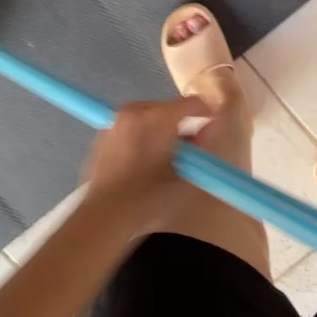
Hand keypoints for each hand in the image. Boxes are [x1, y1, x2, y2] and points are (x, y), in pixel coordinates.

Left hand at [81, 98, 211, 233]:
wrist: (104, 214)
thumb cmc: (149, 197)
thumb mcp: (185, 175)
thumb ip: (201, 147)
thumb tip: (210, 128)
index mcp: (158, 117)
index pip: (192, 103)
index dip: (208, 113)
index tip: (213, 127)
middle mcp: (135, 111)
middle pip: (168, 108)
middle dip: (182, 123)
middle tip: (190, 148)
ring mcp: (116, 121)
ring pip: (148, 116)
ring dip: (161, 129)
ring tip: (165, 156)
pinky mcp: (103, 135)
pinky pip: (131, 127)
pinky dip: (142, 136)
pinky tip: (143, 161)